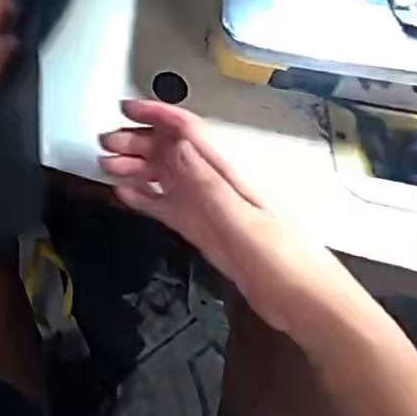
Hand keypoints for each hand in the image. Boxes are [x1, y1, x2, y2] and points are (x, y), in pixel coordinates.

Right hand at [99, 99, 355, 331]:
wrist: (310, 307)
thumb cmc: (289, 263)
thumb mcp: (245, 221)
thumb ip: (208, 184)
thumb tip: (178, 147)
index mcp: (226, 173)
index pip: (186, 131)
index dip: (157, 114)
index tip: (127, 108)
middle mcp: (214, 183)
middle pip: (169, 151)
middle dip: (137, 141)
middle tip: (107, 144)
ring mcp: (207, 206)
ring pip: (163, 176)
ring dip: (136, 167)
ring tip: (109, 167)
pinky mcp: (203, 230)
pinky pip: (167, 206)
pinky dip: (145, 197)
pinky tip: (128, 196)